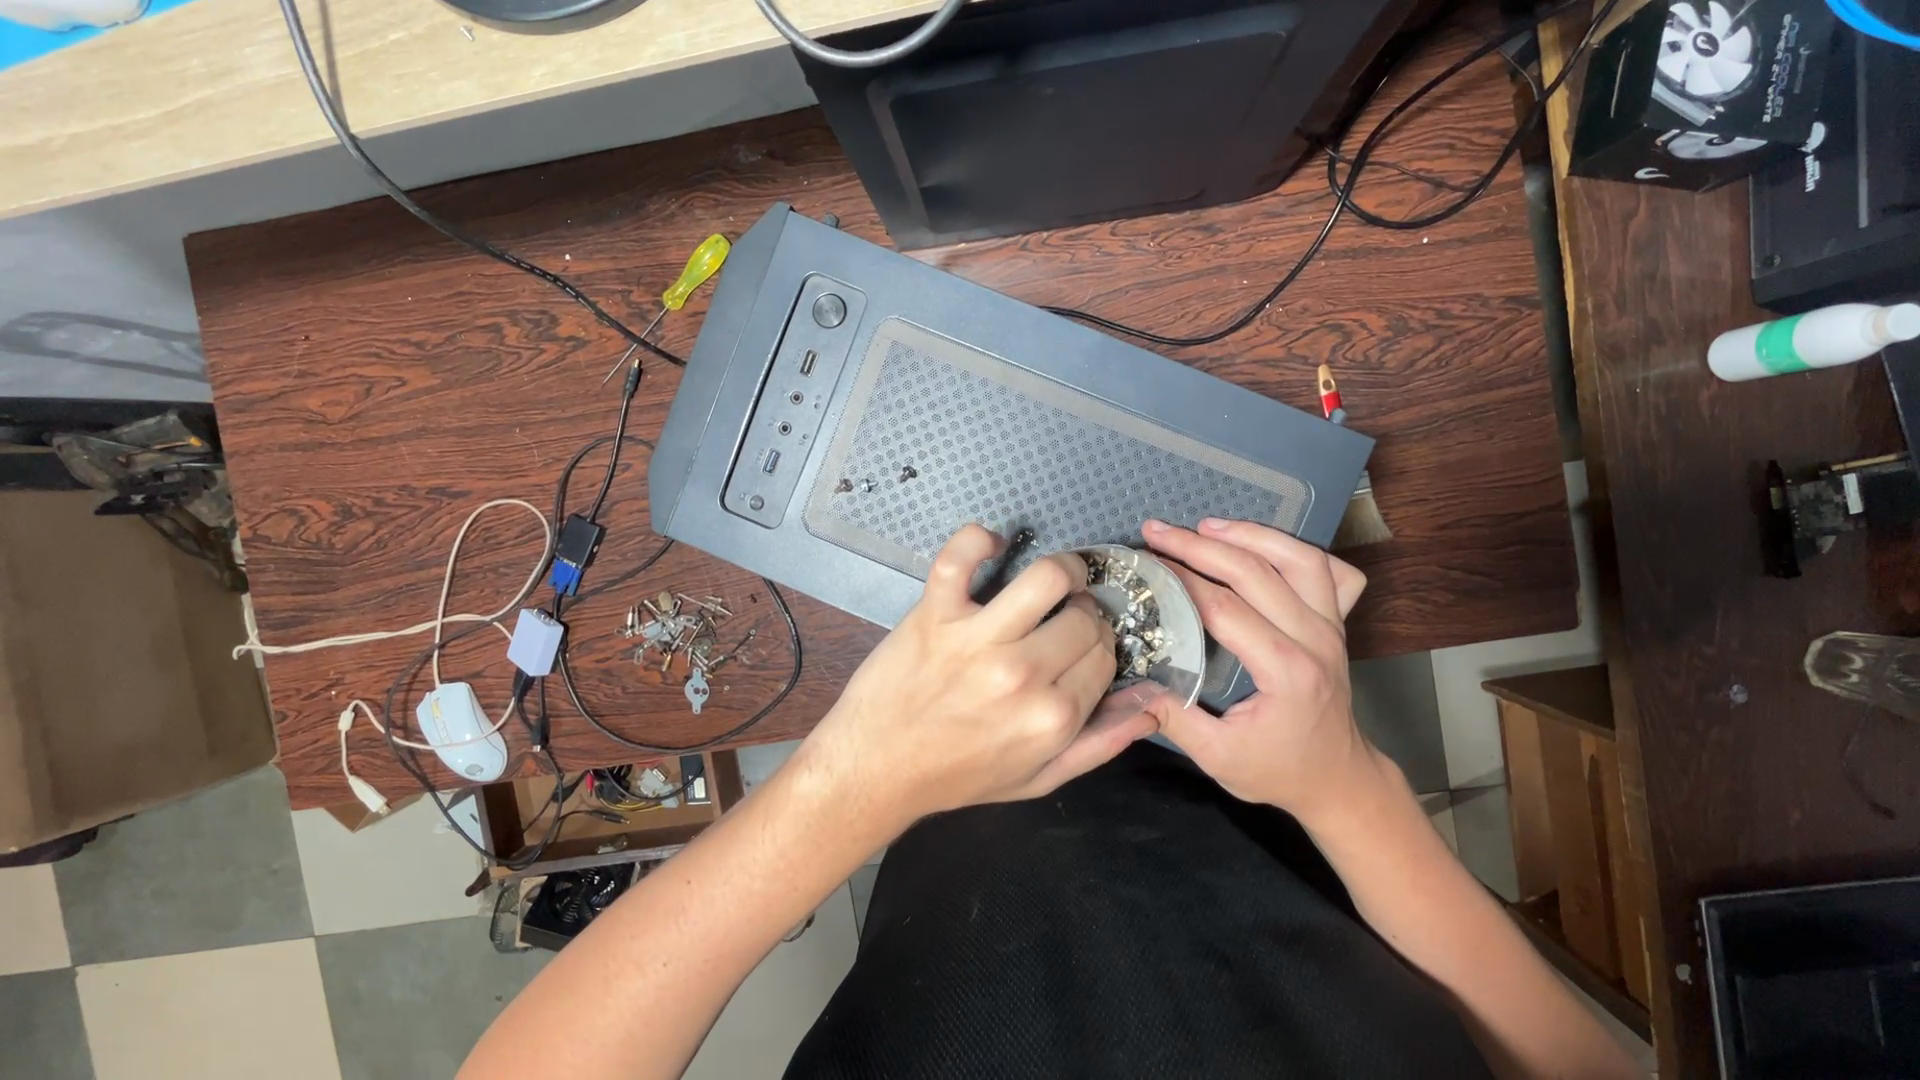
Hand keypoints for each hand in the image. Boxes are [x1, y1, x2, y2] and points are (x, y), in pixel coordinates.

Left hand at [800, 525, 1159, 827]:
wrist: (876, 770)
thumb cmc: (958, 776)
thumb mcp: (1039, 778)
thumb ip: (1102, 743)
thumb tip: (1154, 705)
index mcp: (1054, 716)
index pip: (1105, 655)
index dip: (1098, 647)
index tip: (1080, 647)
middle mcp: (1022, 674)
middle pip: (1084, 617)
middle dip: (1083, 615)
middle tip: (1061, 622)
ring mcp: (977, 639)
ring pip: (1047, 577)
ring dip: (1063, 569)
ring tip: (1054, 580)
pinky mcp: (935, 614)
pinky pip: (961, 556)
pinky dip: (978, 539)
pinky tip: (991, 544)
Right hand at [1138, 517, 1381, 824]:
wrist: (1339, 779)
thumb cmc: (1278, 771)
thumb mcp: (1220, 758)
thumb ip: (1175, 720)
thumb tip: (1130, 687)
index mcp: (1285, 670)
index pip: (1225, 608)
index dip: (1182, 579)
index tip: (1147, 561)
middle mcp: (1315, 639)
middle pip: (1256, 572)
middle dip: (1200, 545)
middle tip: (1157, 530)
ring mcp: (1333, 627)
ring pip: (1300, 558)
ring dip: (1250, 534)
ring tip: (1205, 525)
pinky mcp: (1338, 624)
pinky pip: (1332, 572)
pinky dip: (1298, 552)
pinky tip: (1265, 547)